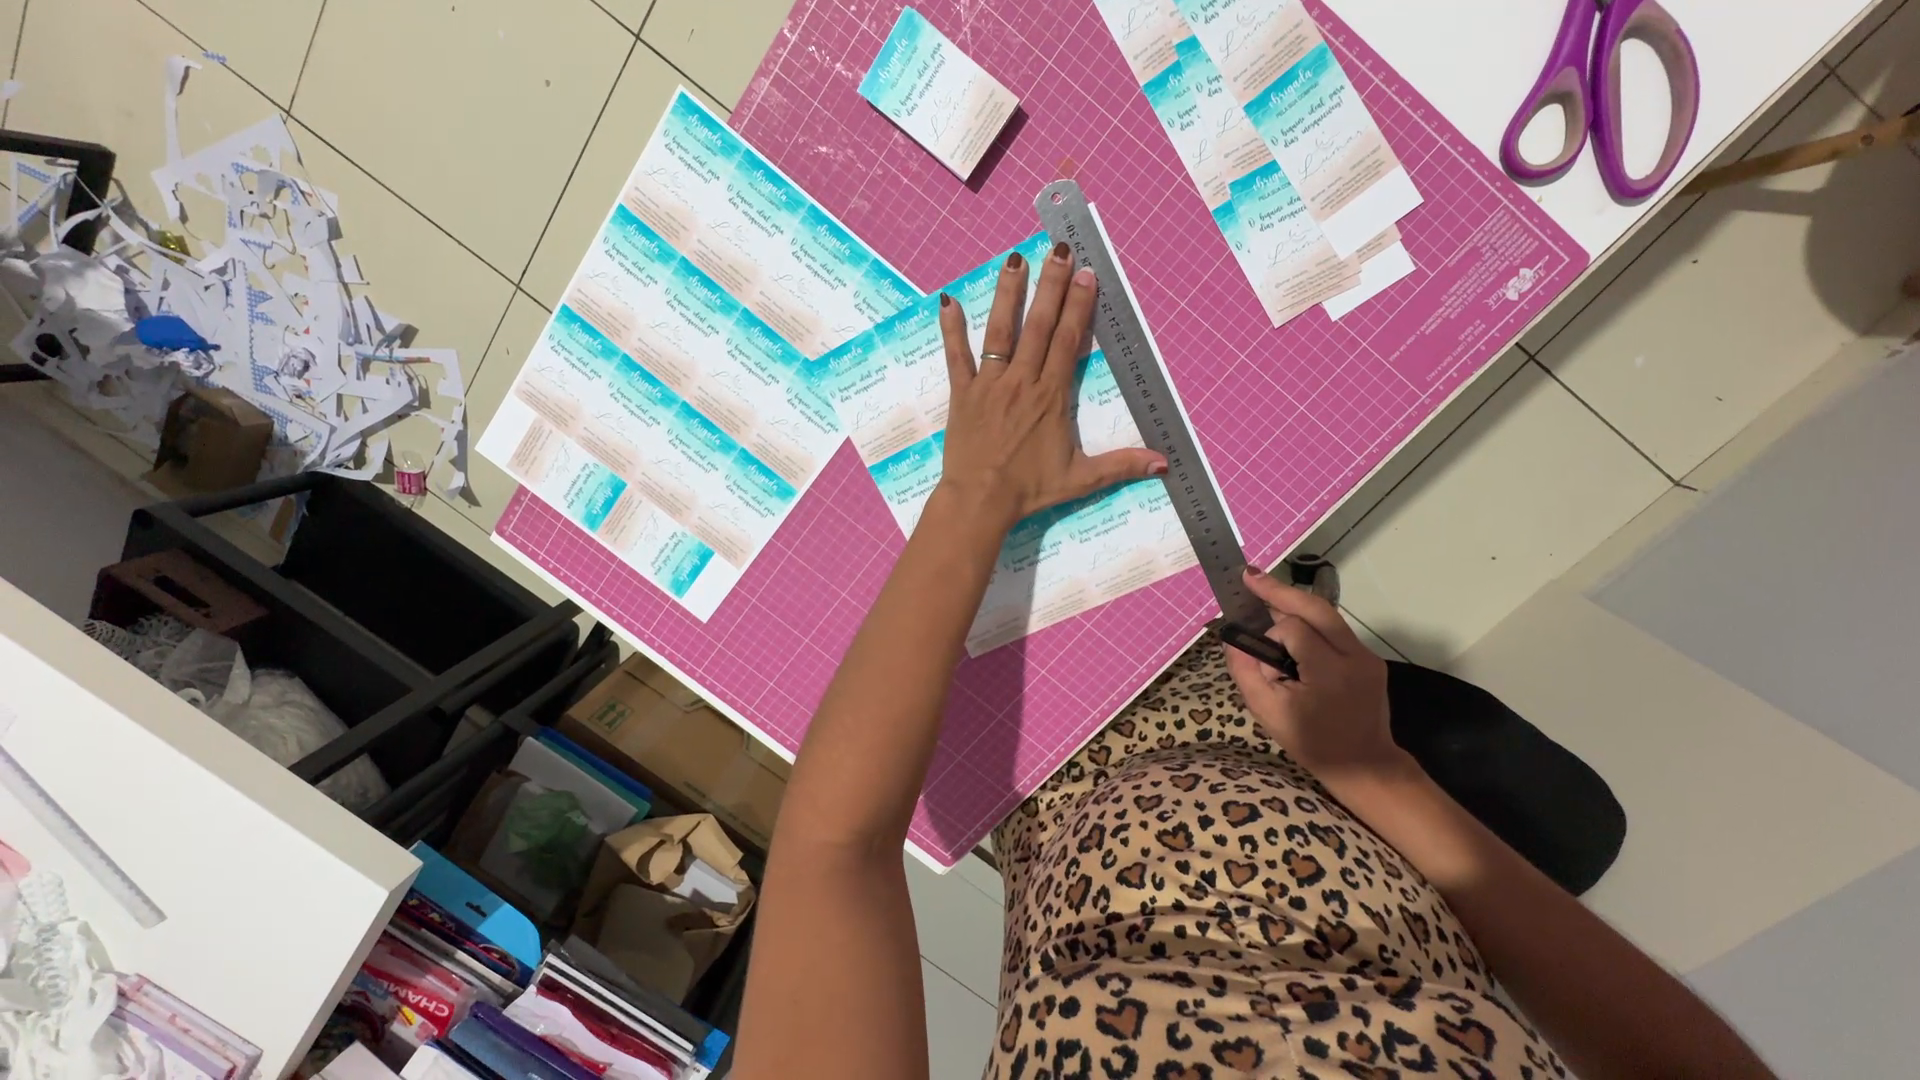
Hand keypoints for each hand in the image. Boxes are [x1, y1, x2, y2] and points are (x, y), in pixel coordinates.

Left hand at [935, 242, 1165, 529]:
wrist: (981, 501)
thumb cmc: (1030, 490)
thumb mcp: (1081, 479)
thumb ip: (1121, 466)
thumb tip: (1163, 463)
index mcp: (1052, 396)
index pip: (1068, 341)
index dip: (1078, 306)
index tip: (1085, 273)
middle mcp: (1022, 382)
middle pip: (1038, 326)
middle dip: (1050, 286)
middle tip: (1058, 249)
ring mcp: (990, 385)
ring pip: (1000, 332)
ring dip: (1007, 295)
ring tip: (1014, 260)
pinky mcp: (962, 395)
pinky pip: (956, 357)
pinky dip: (951, 330)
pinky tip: (948, 301)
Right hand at [1223, 567, 1411, 789]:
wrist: (1363, 765)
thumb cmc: (1311, 743)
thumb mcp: (1267, 712)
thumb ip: (1246, 672)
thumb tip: (1233, 640)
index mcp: (1330, 671)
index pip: (1293, 630)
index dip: (1269, 636)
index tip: (1259, 658)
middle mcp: (1354, 656)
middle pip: (1316, 608)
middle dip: (1280, 590)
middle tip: (1248, 576)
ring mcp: (1366, 655)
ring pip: (1326, 615)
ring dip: (1294, 605)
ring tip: (1263, 594)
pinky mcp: (1368, 659)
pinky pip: (1333, 630)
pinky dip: (1308, 623)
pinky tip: (1288, 626)